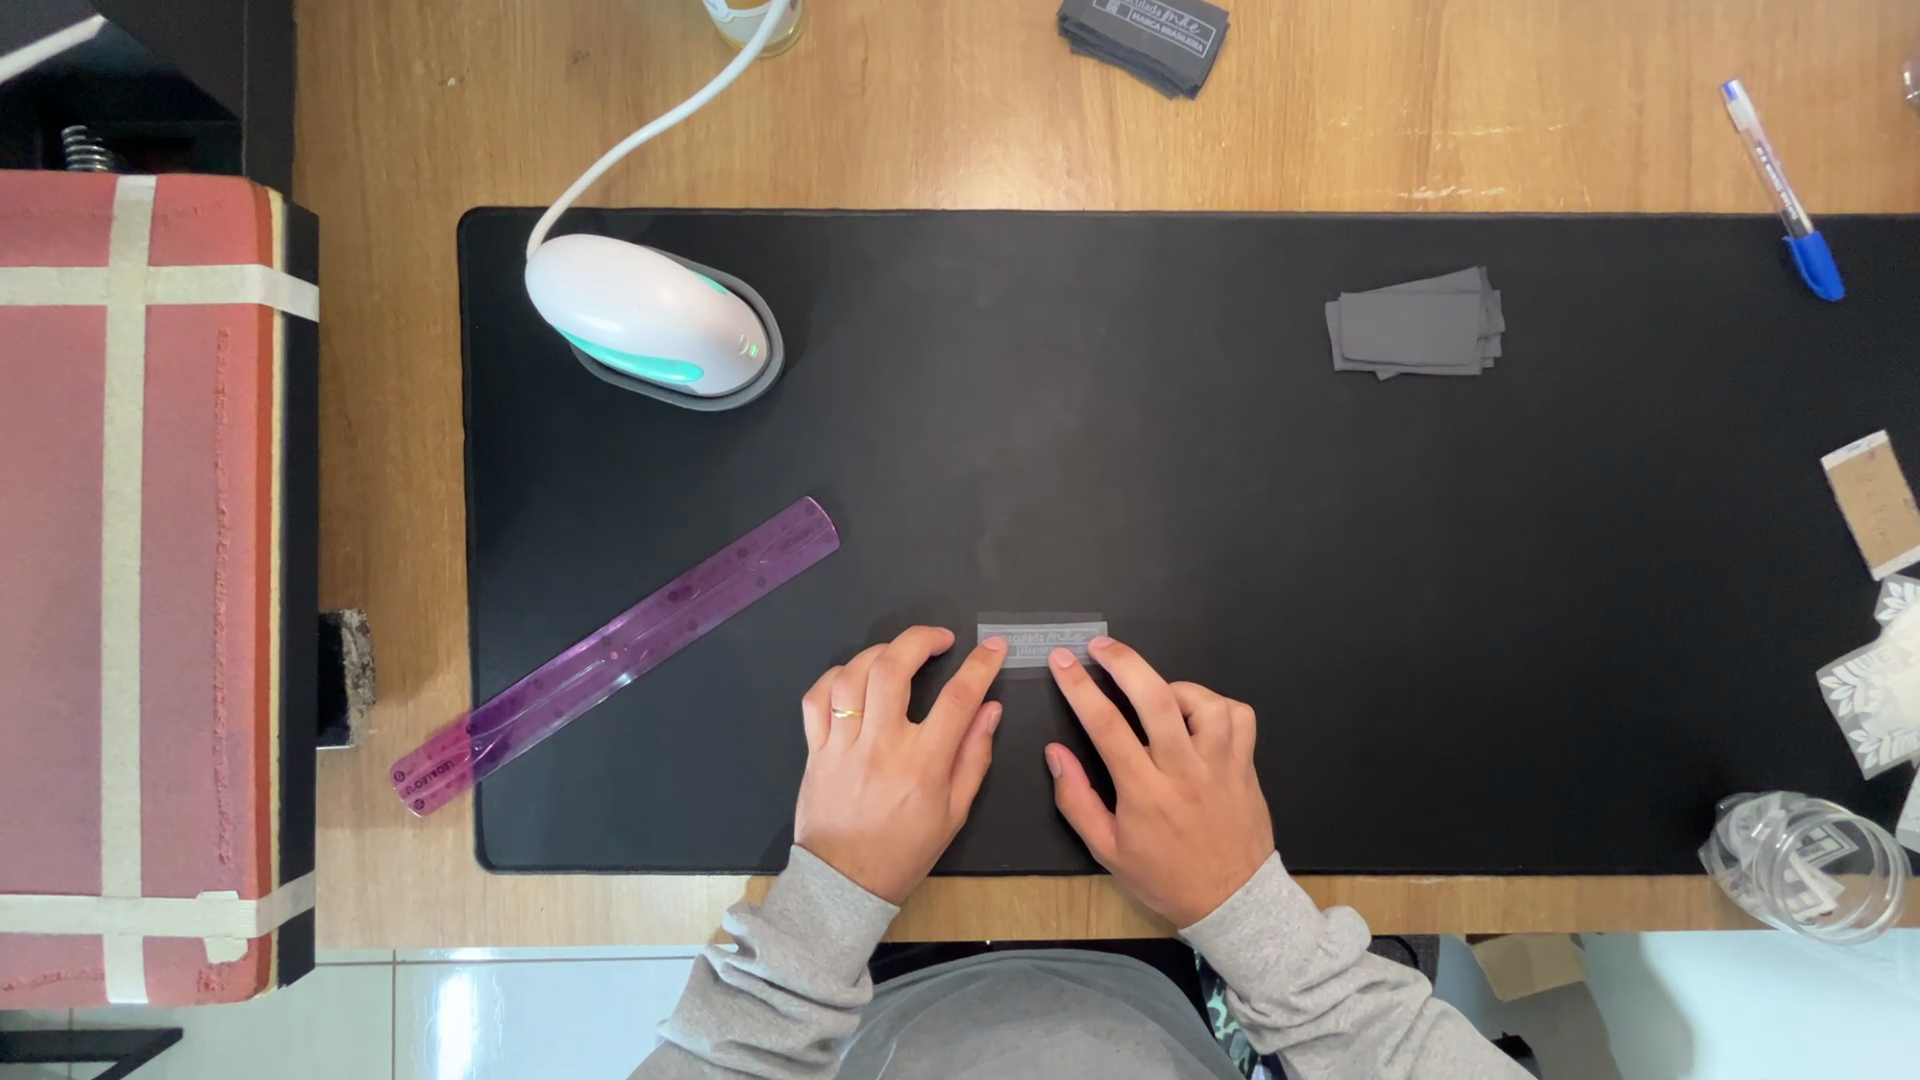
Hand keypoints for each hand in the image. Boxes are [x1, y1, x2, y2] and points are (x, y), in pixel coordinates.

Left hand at [794, 626, 1007, 902]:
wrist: (843, 884)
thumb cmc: (905, 850)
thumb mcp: (955, 812)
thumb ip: (974, 756)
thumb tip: (990, 708)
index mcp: (923, 765)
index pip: (957, 699)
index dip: (980, 666)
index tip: (993, 647)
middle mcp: (881, 746)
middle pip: (893, 670)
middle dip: (920, 640)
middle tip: (940, 639)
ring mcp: (843, 745)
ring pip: (853, 676)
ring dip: (879, 653)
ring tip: (897, 654)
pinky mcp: (815, 749)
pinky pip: (816, 699)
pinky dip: (835, 676)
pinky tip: (854, 676)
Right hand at [1045, 637, 1274, 926]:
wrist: (1233, 903)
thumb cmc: (1164, 876)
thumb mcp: (1106, 850)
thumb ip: (1076, 799)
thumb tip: (1055, 752)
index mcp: (1145, 793)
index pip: (1106, 726)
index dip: (1079, 687)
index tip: (1062, 661)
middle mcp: (1184, 772)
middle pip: (1155, 699)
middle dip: (1124, 662)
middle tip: (1101, 646)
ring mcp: (1221, 765)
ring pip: (1203, 702)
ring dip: (1172, 685)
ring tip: (1154, 691)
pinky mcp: (1246, 764)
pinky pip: (1239, 715)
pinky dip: (1214, 703)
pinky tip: (1196, 712)